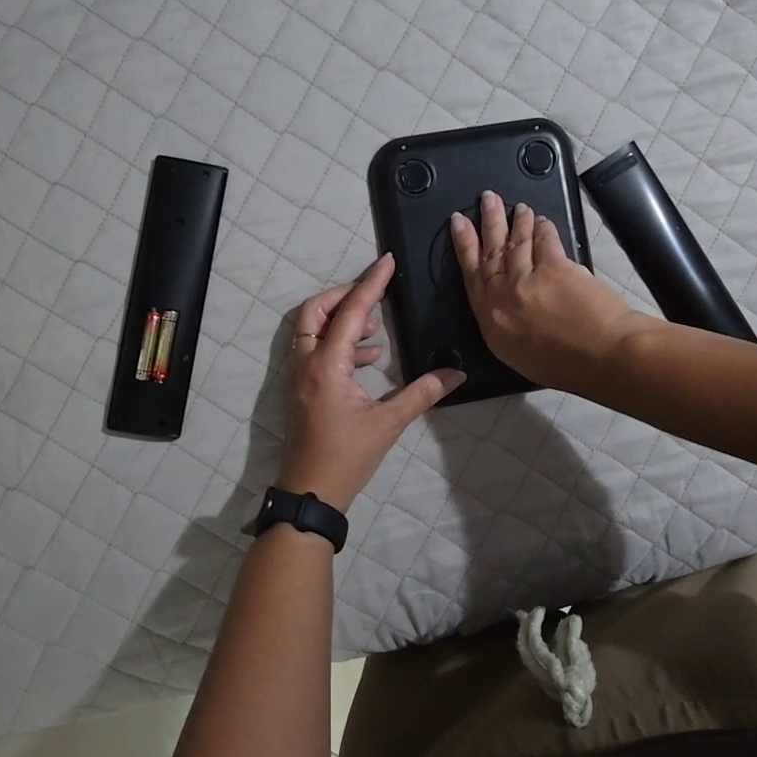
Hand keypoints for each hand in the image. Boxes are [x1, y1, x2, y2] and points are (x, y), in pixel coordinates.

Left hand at [279, 254, 465, 512]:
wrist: (310, 494)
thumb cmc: (347, 457)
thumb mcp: (389, 423)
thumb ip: (422, 392)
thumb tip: (456, 372)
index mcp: (326, 365)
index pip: (349, 312)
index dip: (370, 283)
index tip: (386, 262)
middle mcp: (306, 363)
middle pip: (316, 310)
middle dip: (344, 295)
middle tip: (376, 294)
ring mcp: (300, 376)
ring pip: (312, 329)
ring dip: (340, 319)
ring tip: (376, 328)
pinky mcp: (302, 389)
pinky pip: (315, 349)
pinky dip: (338, 342)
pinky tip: (368, 358)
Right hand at [452, 191, 644, 391]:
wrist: (601, 357)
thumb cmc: (564, 365)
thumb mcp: (517, 355)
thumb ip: (504, 326)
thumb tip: (503, 306)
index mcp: (491, 320)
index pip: (471, 275)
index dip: (464, 245)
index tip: (459, 223)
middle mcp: (503, 295)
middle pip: (491, 250)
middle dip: (488, 221)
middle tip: (487, 199)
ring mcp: (528, 279)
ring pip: (517, 241)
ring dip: (517, 221)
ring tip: (518, 208)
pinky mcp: (555, 267)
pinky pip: (545, 240)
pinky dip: (543, 229)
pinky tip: (543, 221)